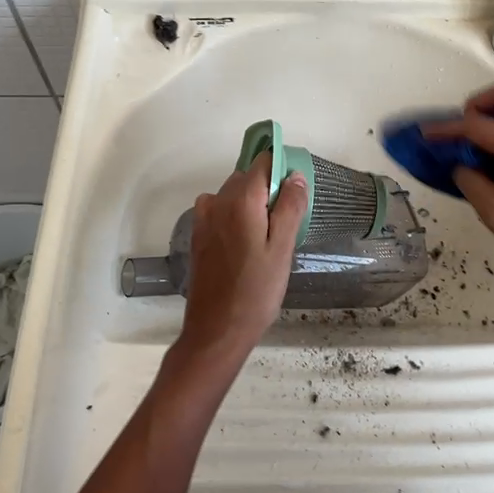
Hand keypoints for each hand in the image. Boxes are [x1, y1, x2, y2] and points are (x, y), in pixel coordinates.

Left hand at [177, 154, 306, 362]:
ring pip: (234, 194)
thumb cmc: (256, 291)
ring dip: (251, 205)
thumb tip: (295, 176)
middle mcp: (218, 200)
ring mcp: (204, 217)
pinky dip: (236, 217)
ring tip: (265, 241)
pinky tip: (245, 247)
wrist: (217, 330)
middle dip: (268, 191)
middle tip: (284, 227)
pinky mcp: (198, 234)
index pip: (263, 162)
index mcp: (241, 200)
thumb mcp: (283, 248)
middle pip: (248, 177)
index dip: (282, 171)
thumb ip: (290, 207)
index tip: (295, 197)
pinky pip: (221, 210)